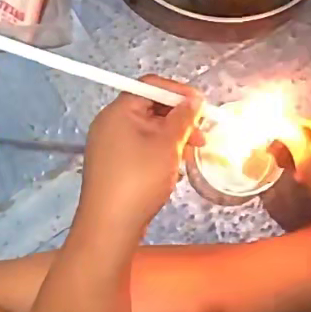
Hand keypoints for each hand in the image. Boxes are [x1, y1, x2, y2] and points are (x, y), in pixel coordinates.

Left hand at [77, 77, 200, 236]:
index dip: (178, 92)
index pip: (151, 86)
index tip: (201, 106)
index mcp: (119, 110)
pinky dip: (158, 151)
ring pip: (147, 129)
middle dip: (178, 118)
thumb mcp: (168, 144)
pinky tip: (173, 168)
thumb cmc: (139, 180)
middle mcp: (110, 122)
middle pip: (149, 107)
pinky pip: (139, 147)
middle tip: (200, 135)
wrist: (109, 225)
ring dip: (171, 137)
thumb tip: (193, 100)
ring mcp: (109, 144)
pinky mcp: (112, 164)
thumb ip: (183, 118)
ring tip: (190, 153)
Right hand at [273, 119, 310, 217]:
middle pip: (308, 134)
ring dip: (310, 160)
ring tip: (306, 180)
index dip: (280, 140)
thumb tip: (280, 127)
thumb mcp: (306, 165)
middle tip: (289, 171)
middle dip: (295, 151)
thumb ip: (291, 143)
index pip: (292, 124)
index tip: (275, 160)